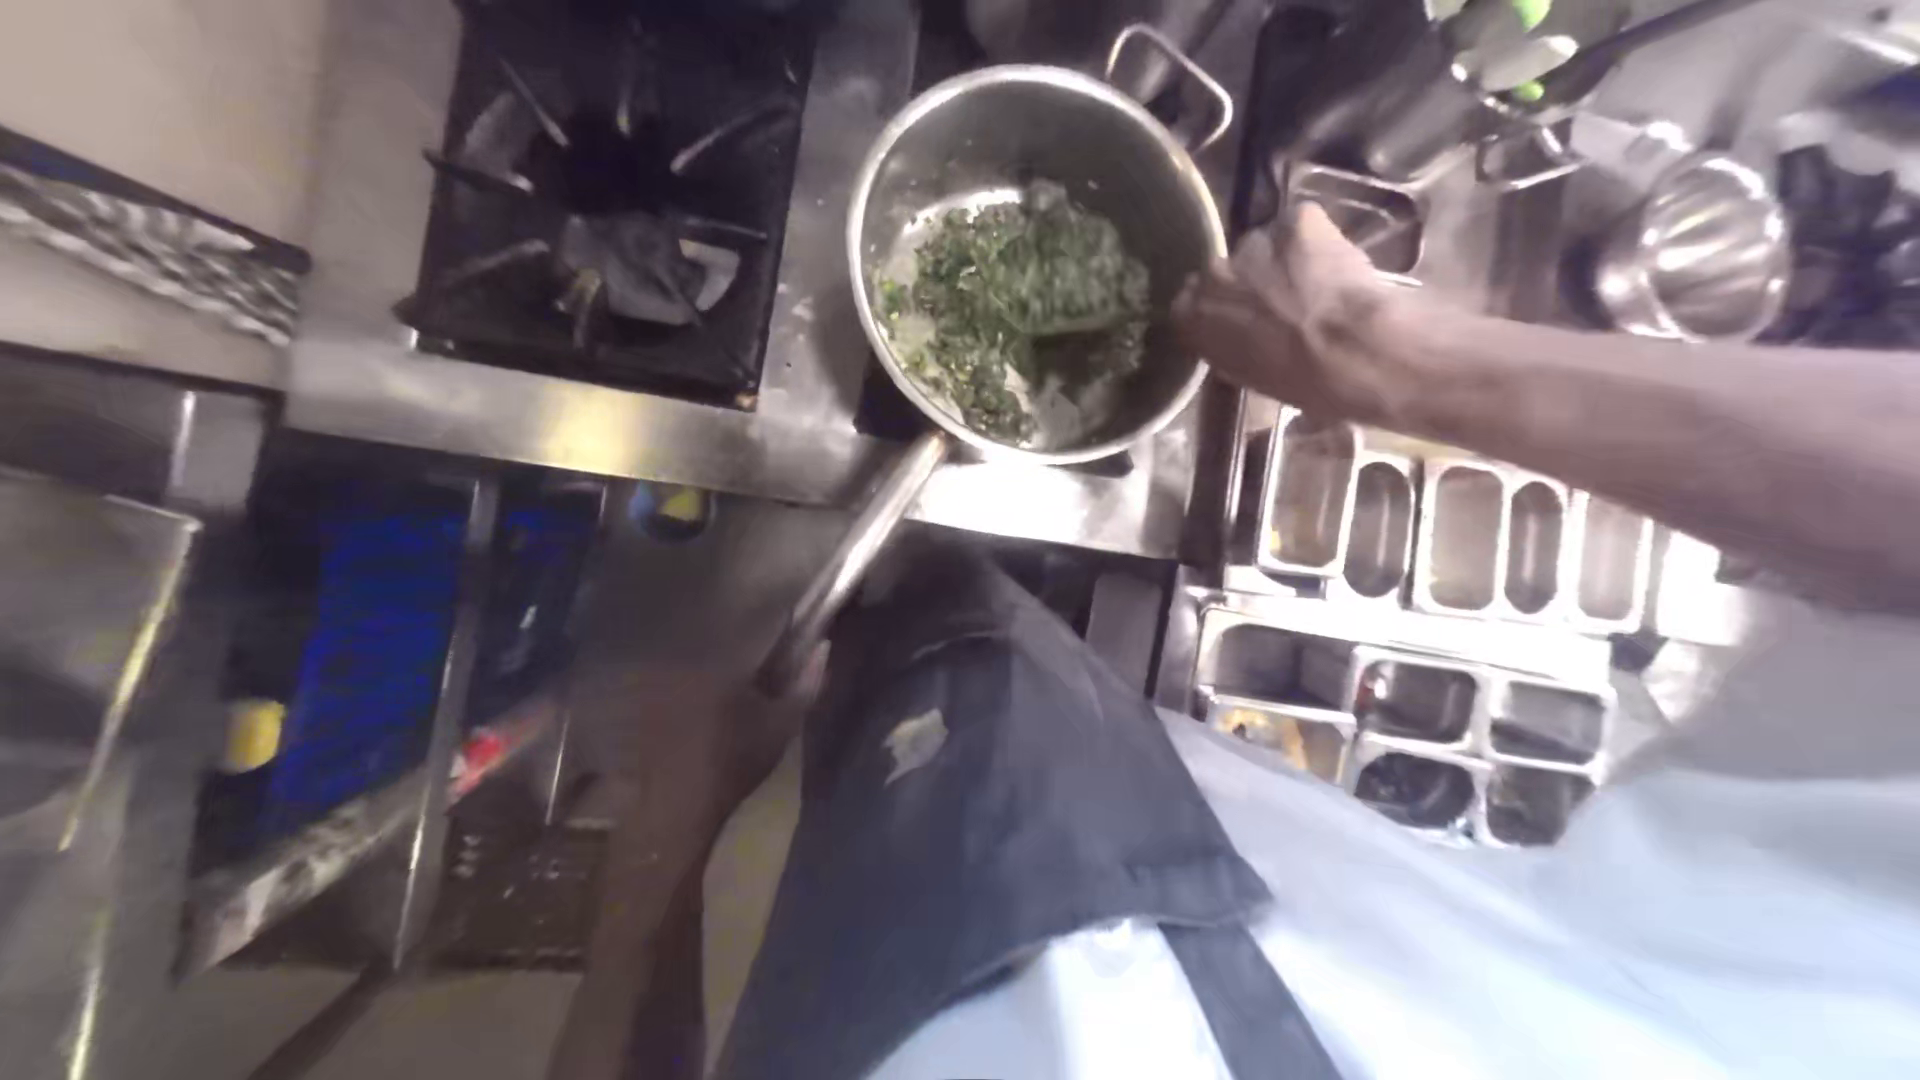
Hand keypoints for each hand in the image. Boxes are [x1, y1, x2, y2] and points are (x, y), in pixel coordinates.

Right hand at [1173, 203, 1402, 420]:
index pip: (1189, 302)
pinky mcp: (1296, 220)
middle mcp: (1212, 274)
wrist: (1344, 351)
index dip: (1217, 306)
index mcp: (1191, 316)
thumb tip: (1232, 335)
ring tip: (1312, 282)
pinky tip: (1334, 263)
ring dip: (1282, 259)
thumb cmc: (1291, 378)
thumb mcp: (1241, 372)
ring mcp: (1253, 242)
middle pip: (1225, 268)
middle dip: (1247, 280)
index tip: (1237, 316)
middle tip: (1277, 299)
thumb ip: (1225, 344)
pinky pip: (1301, 225)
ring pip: (1265, 244)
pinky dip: (1317, 240)